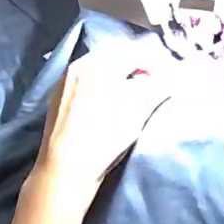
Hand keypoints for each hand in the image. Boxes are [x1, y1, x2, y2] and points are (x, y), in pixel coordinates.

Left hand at [33, 45, 171, 202]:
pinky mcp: (57, 93)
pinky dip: (98, 82)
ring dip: (116, 73)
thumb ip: (155, 88)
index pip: (137, 54)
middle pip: (116, 55)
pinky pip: (84, 77)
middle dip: (135, 66)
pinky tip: (105, 99)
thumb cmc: (105, 137)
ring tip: (129, 91)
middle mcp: (82, 62)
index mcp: (103, 62)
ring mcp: (66, 77)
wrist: (64, 169)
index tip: (166, 79)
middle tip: (150, 82)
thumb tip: (165, 80)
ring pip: (98, 65)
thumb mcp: (138, 111)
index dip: (155, 65)